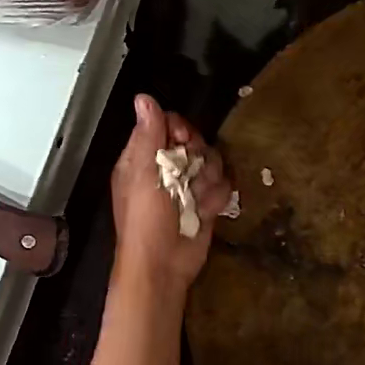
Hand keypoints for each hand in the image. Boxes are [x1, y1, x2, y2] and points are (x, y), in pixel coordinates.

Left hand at [109, 94, 231, 293]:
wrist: (163, 265)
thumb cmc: (146, 222)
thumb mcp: (142, 175)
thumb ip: (148, 135)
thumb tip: (144, 99)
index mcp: (142, 158)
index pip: (167, 124)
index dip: (179, 129)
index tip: (182, 140)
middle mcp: (165, 169)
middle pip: (195, 141)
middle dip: (198, 156)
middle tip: (189, 174)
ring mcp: (187, 186)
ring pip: (212, 163)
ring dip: (207, 181)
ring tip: (195, 199)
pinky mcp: (205, 203)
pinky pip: (222, 187)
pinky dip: (215, 200)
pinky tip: (204, 212)